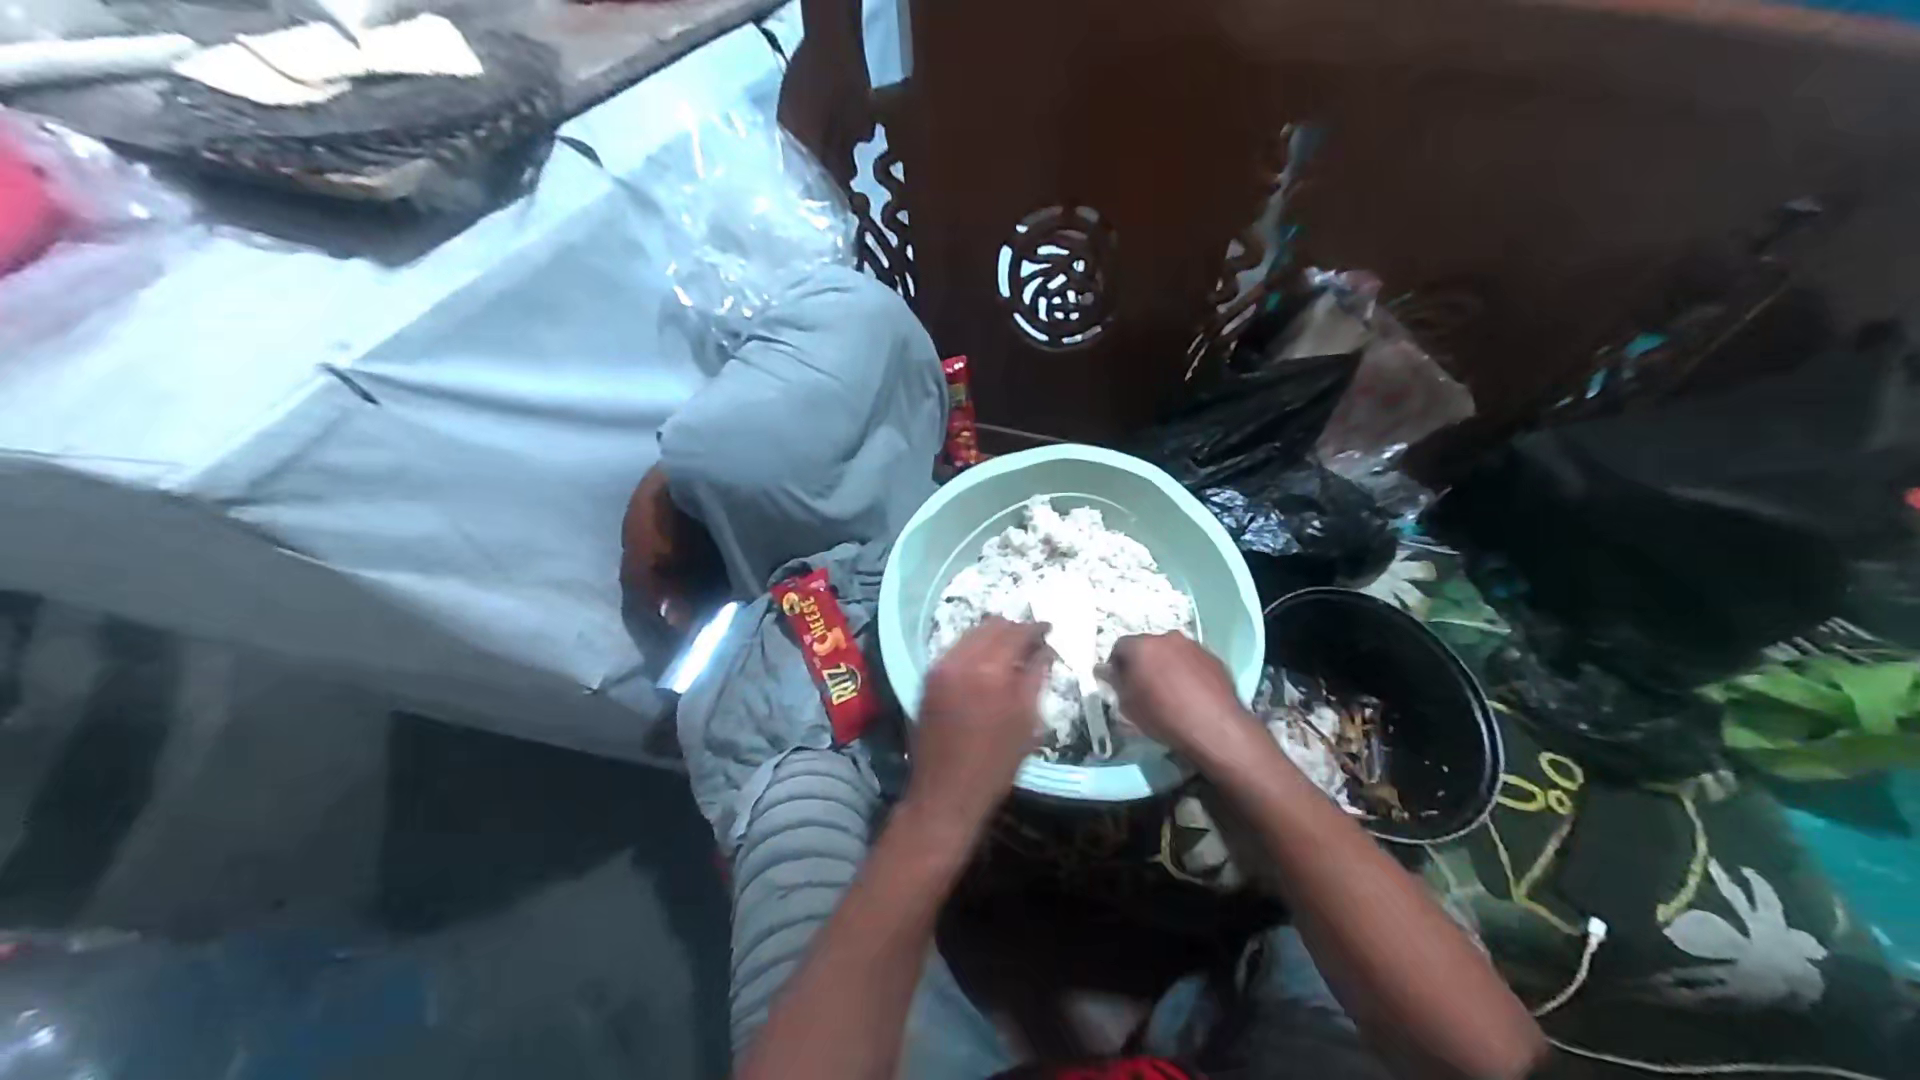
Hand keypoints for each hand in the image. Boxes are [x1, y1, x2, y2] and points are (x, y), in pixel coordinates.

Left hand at [907, 618, 1050, 835]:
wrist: (944, 792)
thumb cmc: (994, 764)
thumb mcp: (1027, 723)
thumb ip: (1036, 679)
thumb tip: (1045, 651)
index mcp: (989, 671)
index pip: (1016, 633)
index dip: (1036, 629)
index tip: (1049, 631)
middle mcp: (960, 660)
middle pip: (991, 625)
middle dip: (1014, 630)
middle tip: (1032, 643)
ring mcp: (939, 667)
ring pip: (971, 634)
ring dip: (993, 637)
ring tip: (1011, 653)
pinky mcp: (928, 678)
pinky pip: (955, 649)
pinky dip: (974, 649)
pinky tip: (987, 665)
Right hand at [1104, 633, 1259, 768]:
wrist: (1214, 727)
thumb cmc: (1162, 716)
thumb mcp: (1128, 706)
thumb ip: (1114, 683)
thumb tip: (1104, 670)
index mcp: (1140, 646)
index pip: (1119, 648)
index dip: (1117, 666)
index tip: (1120, 684)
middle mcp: (1166, 637)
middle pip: (1147, 647)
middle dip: (1143, 663)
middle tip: (1144, 687)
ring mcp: (1193, 645)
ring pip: (1171, 652)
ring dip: (1167, 665)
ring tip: (1171, 691)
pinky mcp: (1214, 657)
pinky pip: (1192, 660)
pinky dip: (1187, 671)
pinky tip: (1191, 693)